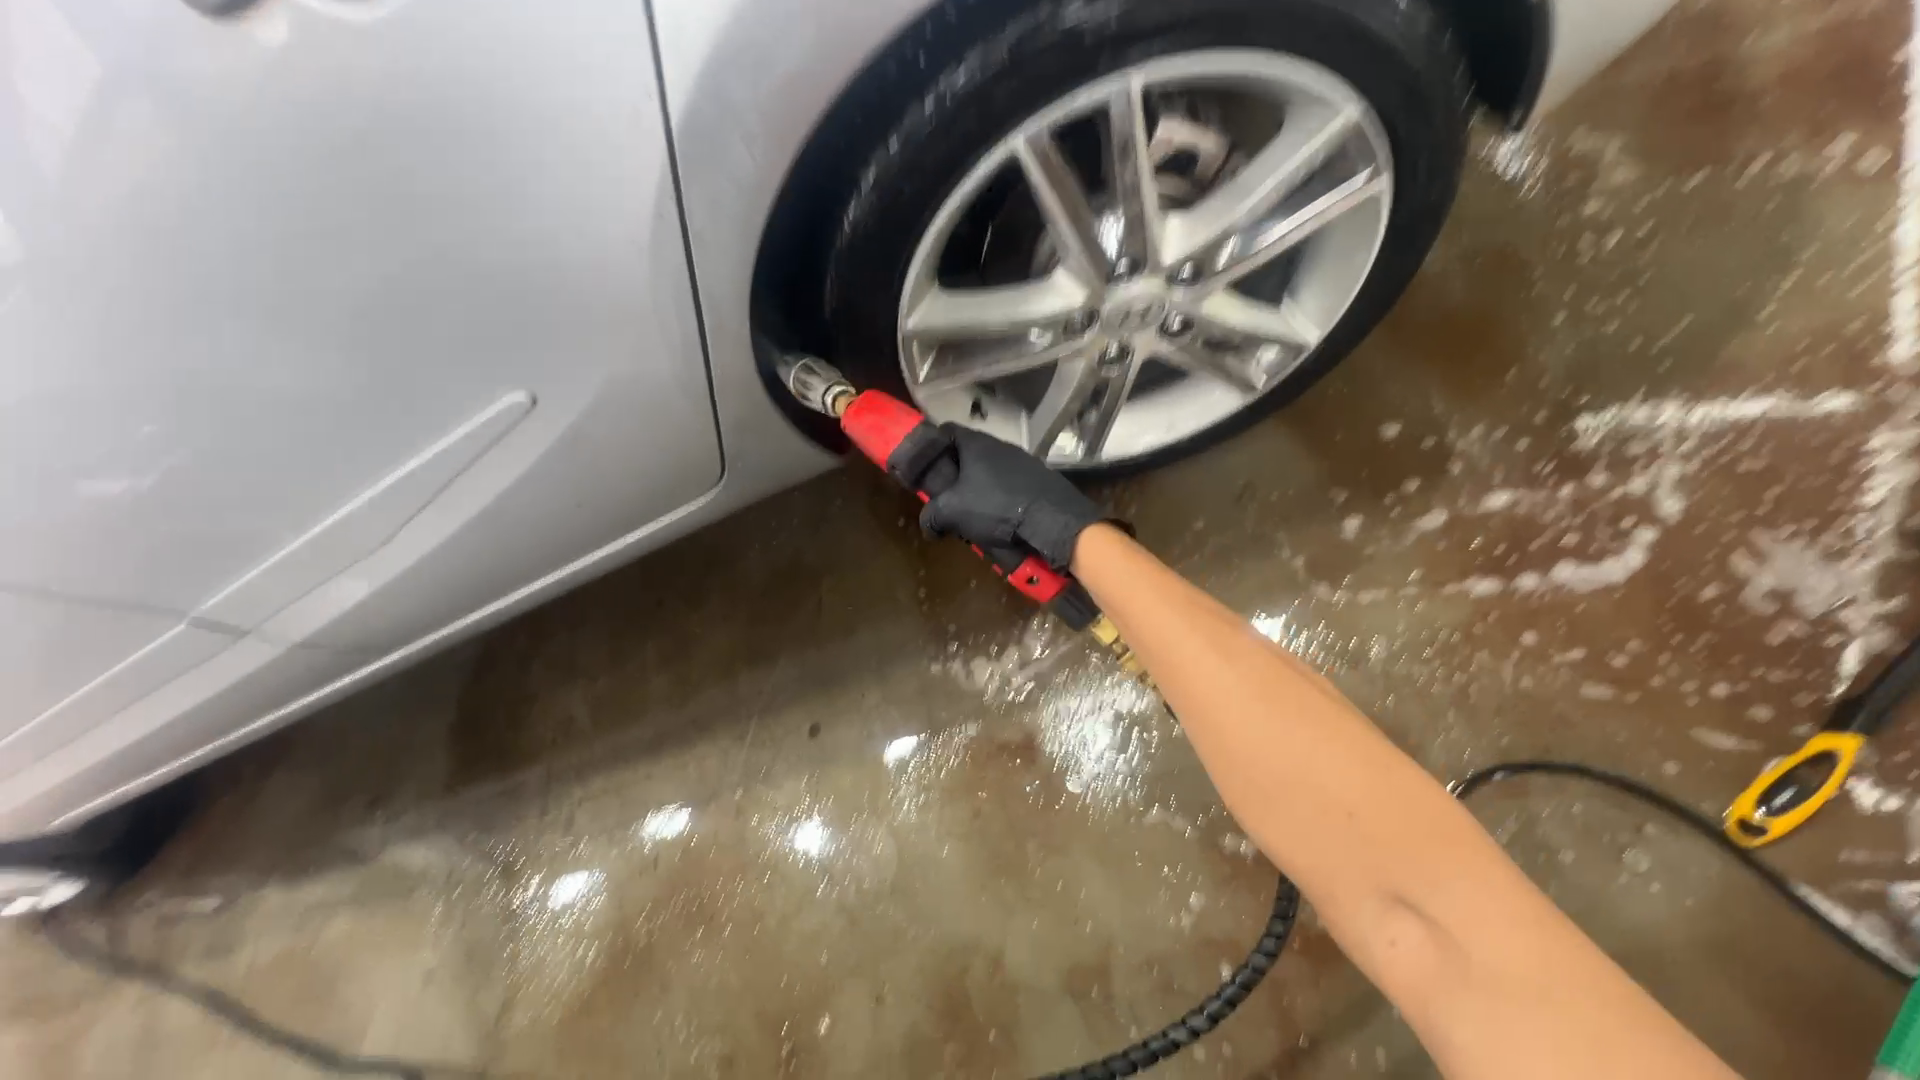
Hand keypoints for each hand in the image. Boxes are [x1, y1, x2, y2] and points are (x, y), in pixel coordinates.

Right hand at [904, 424, 1113, 569]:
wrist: (1052, 520)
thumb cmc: (996, 506)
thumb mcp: (952, 512)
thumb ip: (932, 516)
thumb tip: (928, 525)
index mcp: (976, 443)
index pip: (944, 431)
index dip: (928, 447)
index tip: (921, 468)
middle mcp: (1000, 446)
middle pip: (967, 455)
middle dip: (954, 476)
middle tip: (944, 497)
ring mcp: (1022, 462)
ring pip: (989, 473)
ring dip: (977, 491)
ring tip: (970, 516)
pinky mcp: (1037, 481)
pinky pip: (1008, 487)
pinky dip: (998, 501)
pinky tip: (997, 522)